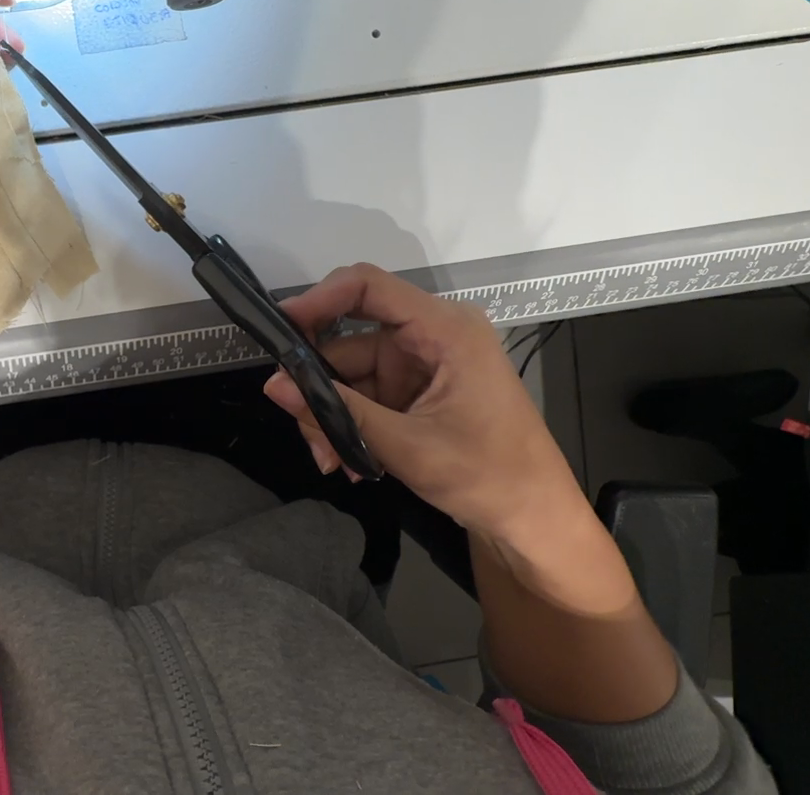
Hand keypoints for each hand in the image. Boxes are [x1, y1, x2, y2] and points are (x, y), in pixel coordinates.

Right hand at [262, 263, 583, 541]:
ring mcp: (420, 363)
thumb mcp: (407, 446)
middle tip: (302, 426)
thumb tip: (274, 386)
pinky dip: (348, 425)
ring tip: (332, 461)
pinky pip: (362, 394)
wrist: (535, 523)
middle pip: (348, 339)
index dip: (319, 299)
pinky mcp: (413, 388)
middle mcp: (430, 335)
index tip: (278, 329)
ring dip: (332, 416)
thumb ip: (338, 413)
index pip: (368, 286)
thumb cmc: (489, 476)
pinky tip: (349, 462)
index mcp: (445, 329)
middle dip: (319, 386)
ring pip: (347, 373)